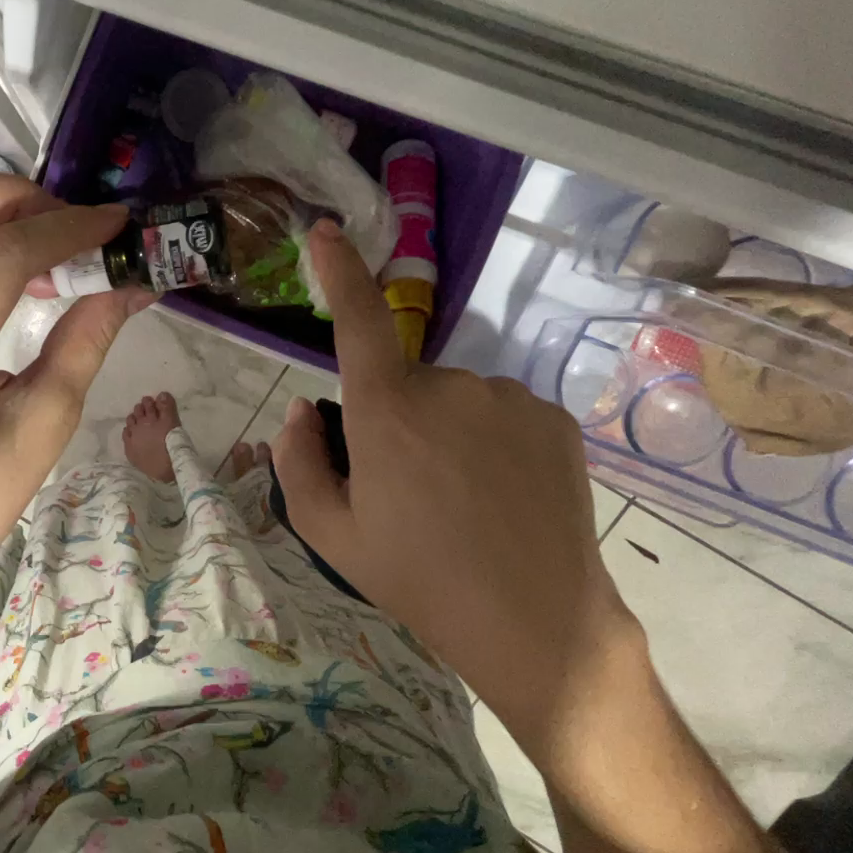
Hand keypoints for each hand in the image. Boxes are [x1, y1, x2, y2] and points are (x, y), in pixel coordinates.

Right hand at [271, 219, 642, 738]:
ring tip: (458, 499)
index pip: (355, 322)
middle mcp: (451, 386)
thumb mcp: (328, 531)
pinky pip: (499, 412)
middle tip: (403, 489)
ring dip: (443, 430)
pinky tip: (498, 493)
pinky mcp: (554, 419)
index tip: (326, 230)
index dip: (339, 270)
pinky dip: (487, 439)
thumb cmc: (415, 577)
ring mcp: (510, 399)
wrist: (533, 623)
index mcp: (387, 411)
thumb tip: (302, 411)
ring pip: (453, 398)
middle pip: (402, 382)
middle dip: (393, 418)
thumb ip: (297, 461)